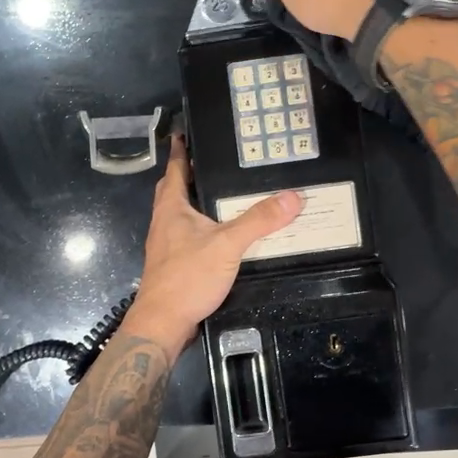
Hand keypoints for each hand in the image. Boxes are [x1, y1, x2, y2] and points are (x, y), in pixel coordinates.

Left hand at [121, 136, 303, 352]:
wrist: (163, 323)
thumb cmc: (187, 277)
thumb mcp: (228, 245)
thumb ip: (259, 220)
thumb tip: (293, 197)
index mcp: (171, 208)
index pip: (175, 169)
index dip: (180, 151)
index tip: (185, 133)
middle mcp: (164, 222)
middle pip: (173, 191)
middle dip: (187, 175)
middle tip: (208, 163)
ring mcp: (165, 245)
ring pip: (180, 215)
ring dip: (195, 203)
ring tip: (221, 195)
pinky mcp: (172, 265)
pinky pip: (187, 237)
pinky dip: (201, 228)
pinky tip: (219, 235)